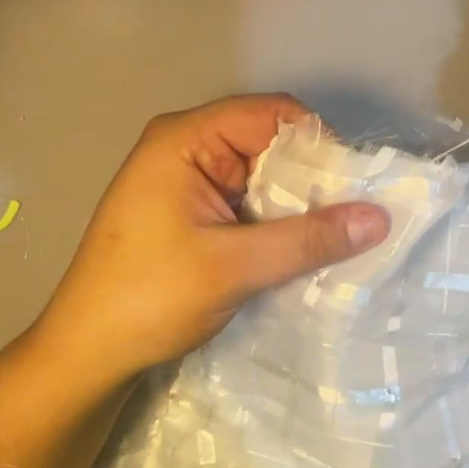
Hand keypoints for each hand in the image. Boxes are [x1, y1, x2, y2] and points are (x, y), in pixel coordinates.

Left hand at [38, 94, 388, 378]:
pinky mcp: (193, 215)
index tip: (356, 191)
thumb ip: (307, 240)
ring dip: (299, 208)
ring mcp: (188, 183)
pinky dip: (278, 225)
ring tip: (338, 241)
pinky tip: (304, 254)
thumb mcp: (234, 267)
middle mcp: (187, 149)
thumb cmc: (149, 298)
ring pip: (264, 179)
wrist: (88, 351)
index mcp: (185, 139)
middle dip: (314, 180)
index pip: (273, 115)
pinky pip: (250, 206)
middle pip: (271, 144)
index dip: (320, 146)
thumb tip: (380, 218)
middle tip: (355, 222)